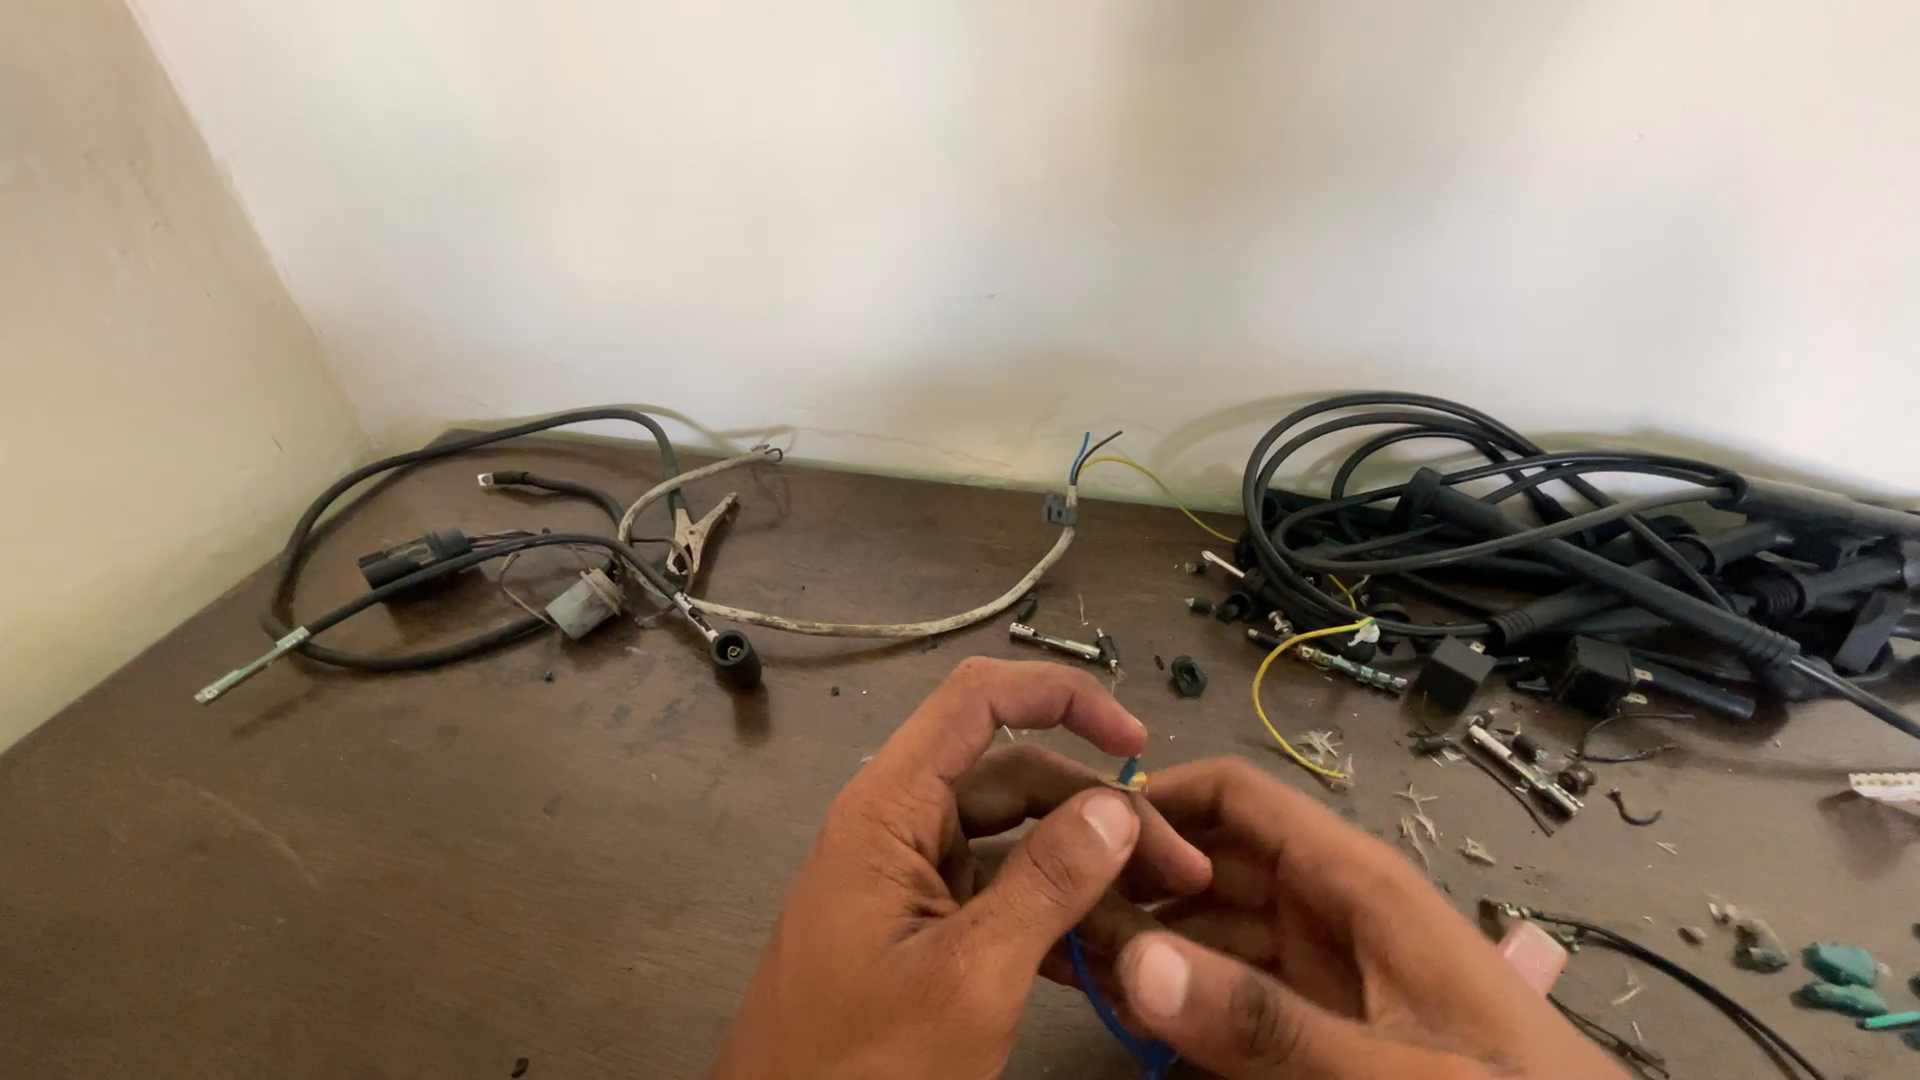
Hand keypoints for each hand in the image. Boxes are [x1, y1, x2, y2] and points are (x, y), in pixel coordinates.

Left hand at [711, 657, 1209, 1079]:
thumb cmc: (862, 1066)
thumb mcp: (969, 978)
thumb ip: (1046, 885)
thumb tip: (1116, 807)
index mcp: (892, 804)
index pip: (977, 698)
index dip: (1059, 695)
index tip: (1134, 739)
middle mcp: (904, 820)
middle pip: (1016, 776)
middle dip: (1101, 811)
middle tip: (1182, 868)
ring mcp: (918, 872)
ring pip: (1022, 838)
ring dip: (1091, 873)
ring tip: (1163, 917)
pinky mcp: (931, 919)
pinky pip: (1007, 893)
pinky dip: (1059, 914)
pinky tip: (1115, 956)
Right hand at [1106, 758, 1627, 1078]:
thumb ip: (1268, 1027)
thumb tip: (1133, 961)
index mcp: (1351, 878)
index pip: (1236, 794)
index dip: (1158, 797)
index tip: (1082, 838)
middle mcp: (1324, 903)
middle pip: (1210, 854)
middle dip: (1136, 877)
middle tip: (1062, 918)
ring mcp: (1318, 963)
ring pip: (1209, 919)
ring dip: (1146, 935)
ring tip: (1076, 964)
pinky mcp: (1315, 1015)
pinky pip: (1228, 980)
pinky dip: (1176, 989)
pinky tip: (1127, 1012)